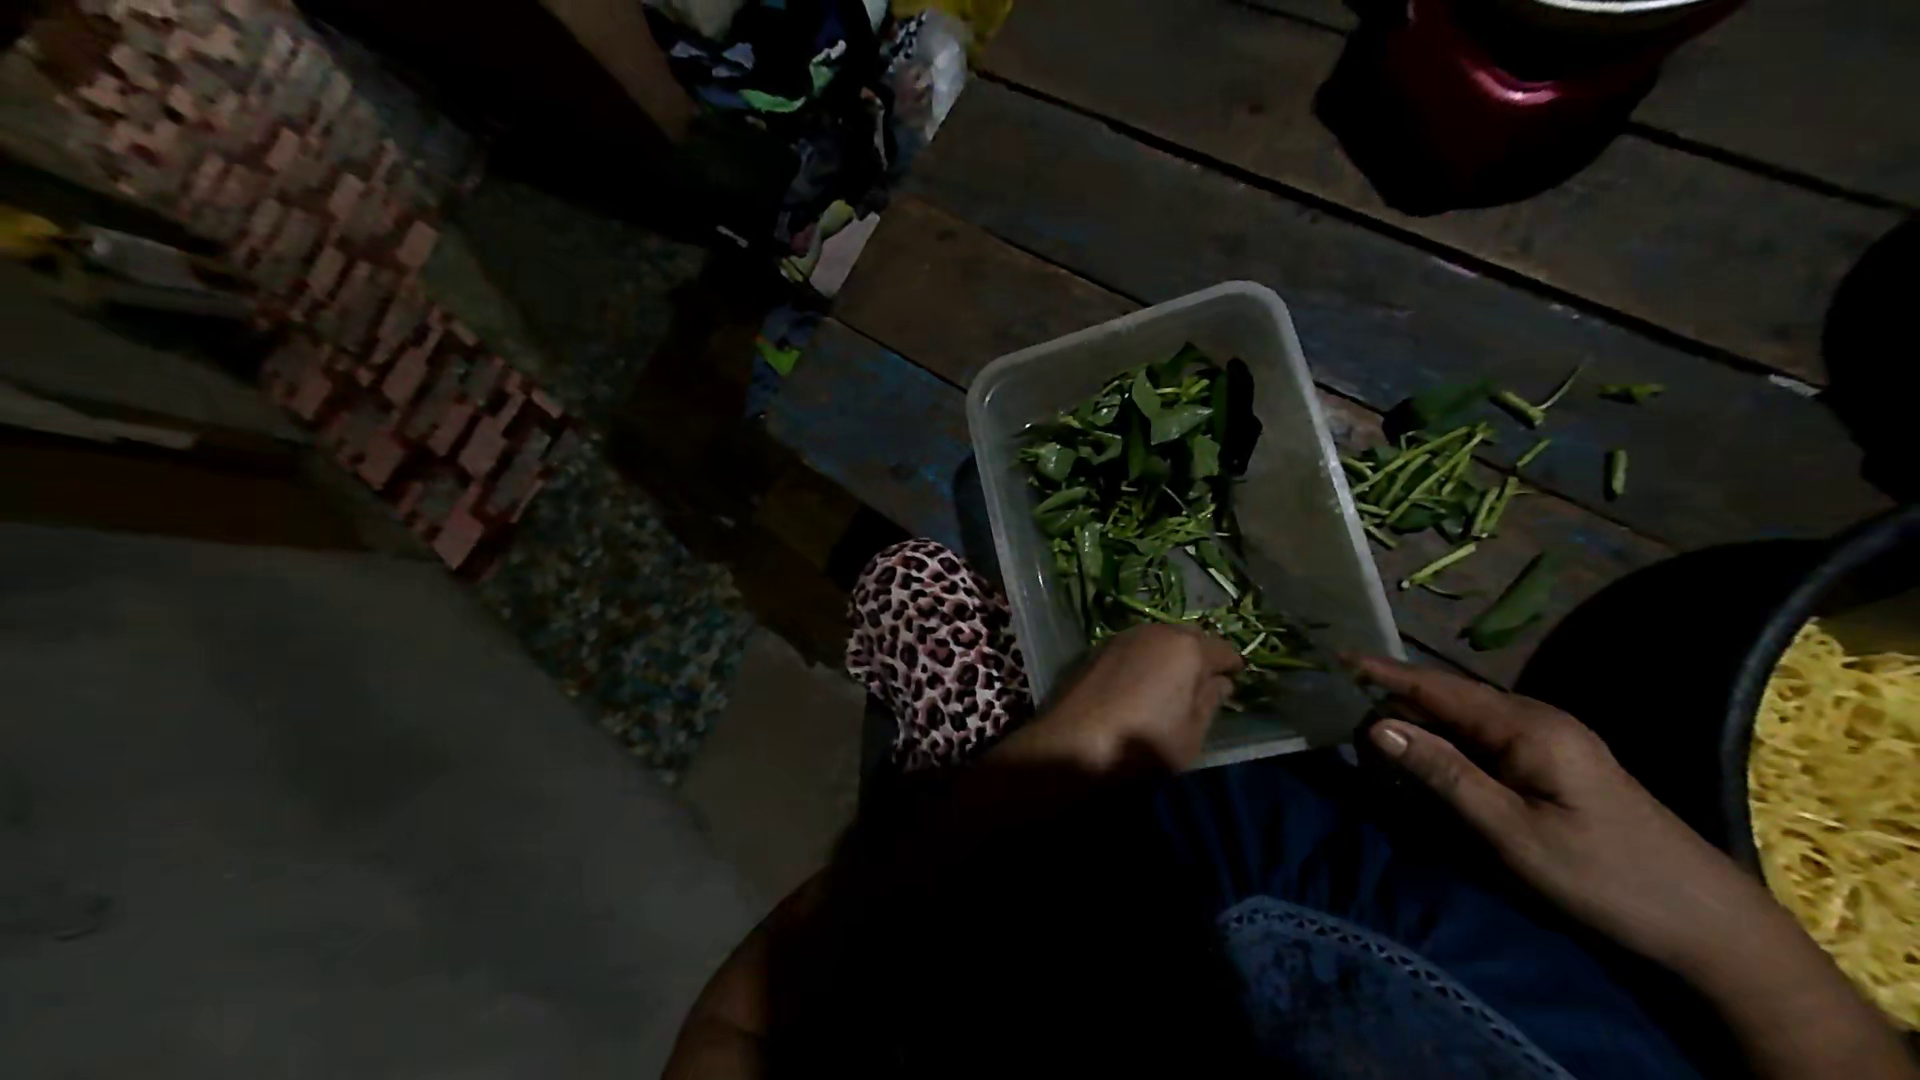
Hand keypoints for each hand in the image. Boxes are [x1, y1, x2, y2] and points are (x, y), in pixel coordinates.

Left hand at [1007, 624, 1242, 773]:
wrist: (1070, 746)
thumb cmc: (1140, 746)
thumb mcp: (1191, 734)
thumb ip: (1209, 701)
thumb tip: (1220, 682)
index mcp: (1185, 648)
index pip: (1224, 649)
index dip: (1233, 666)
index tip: (1236, 682)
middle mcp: (1153, 632)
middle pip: (1188, 636)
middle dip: (1200, 655)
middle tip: (1204, 683)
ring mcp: (1120, 638)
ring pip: (1157, 639)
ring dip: (1168, 655)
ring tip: (1170, 684)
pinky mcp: (1094, 650)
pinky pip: (1132, 649)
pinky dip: (1142, 661)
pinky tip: (1138, 685)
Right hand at [1352, 655, 1776, 971]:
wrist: (1712, 926)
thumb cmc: (1606, 877)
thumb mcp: (1513, 832)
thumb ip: (1443, 774)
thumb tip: (1377, 725)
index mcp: (1527, 726)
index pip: (1437, 687)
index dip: (1384, 672)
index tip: (1336, 658)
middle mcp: (1535, 719)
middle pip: (1446, 697)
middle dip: (1391, 699)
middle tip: (1339, 707)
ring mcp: (1546, 739)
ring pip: (1460, 717)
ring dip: (1413, 723)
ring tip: (1367, 734)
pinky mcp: (1551, 762)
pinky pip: (1479, 738)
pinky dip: (1440, 743)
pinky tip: (1420, 759)